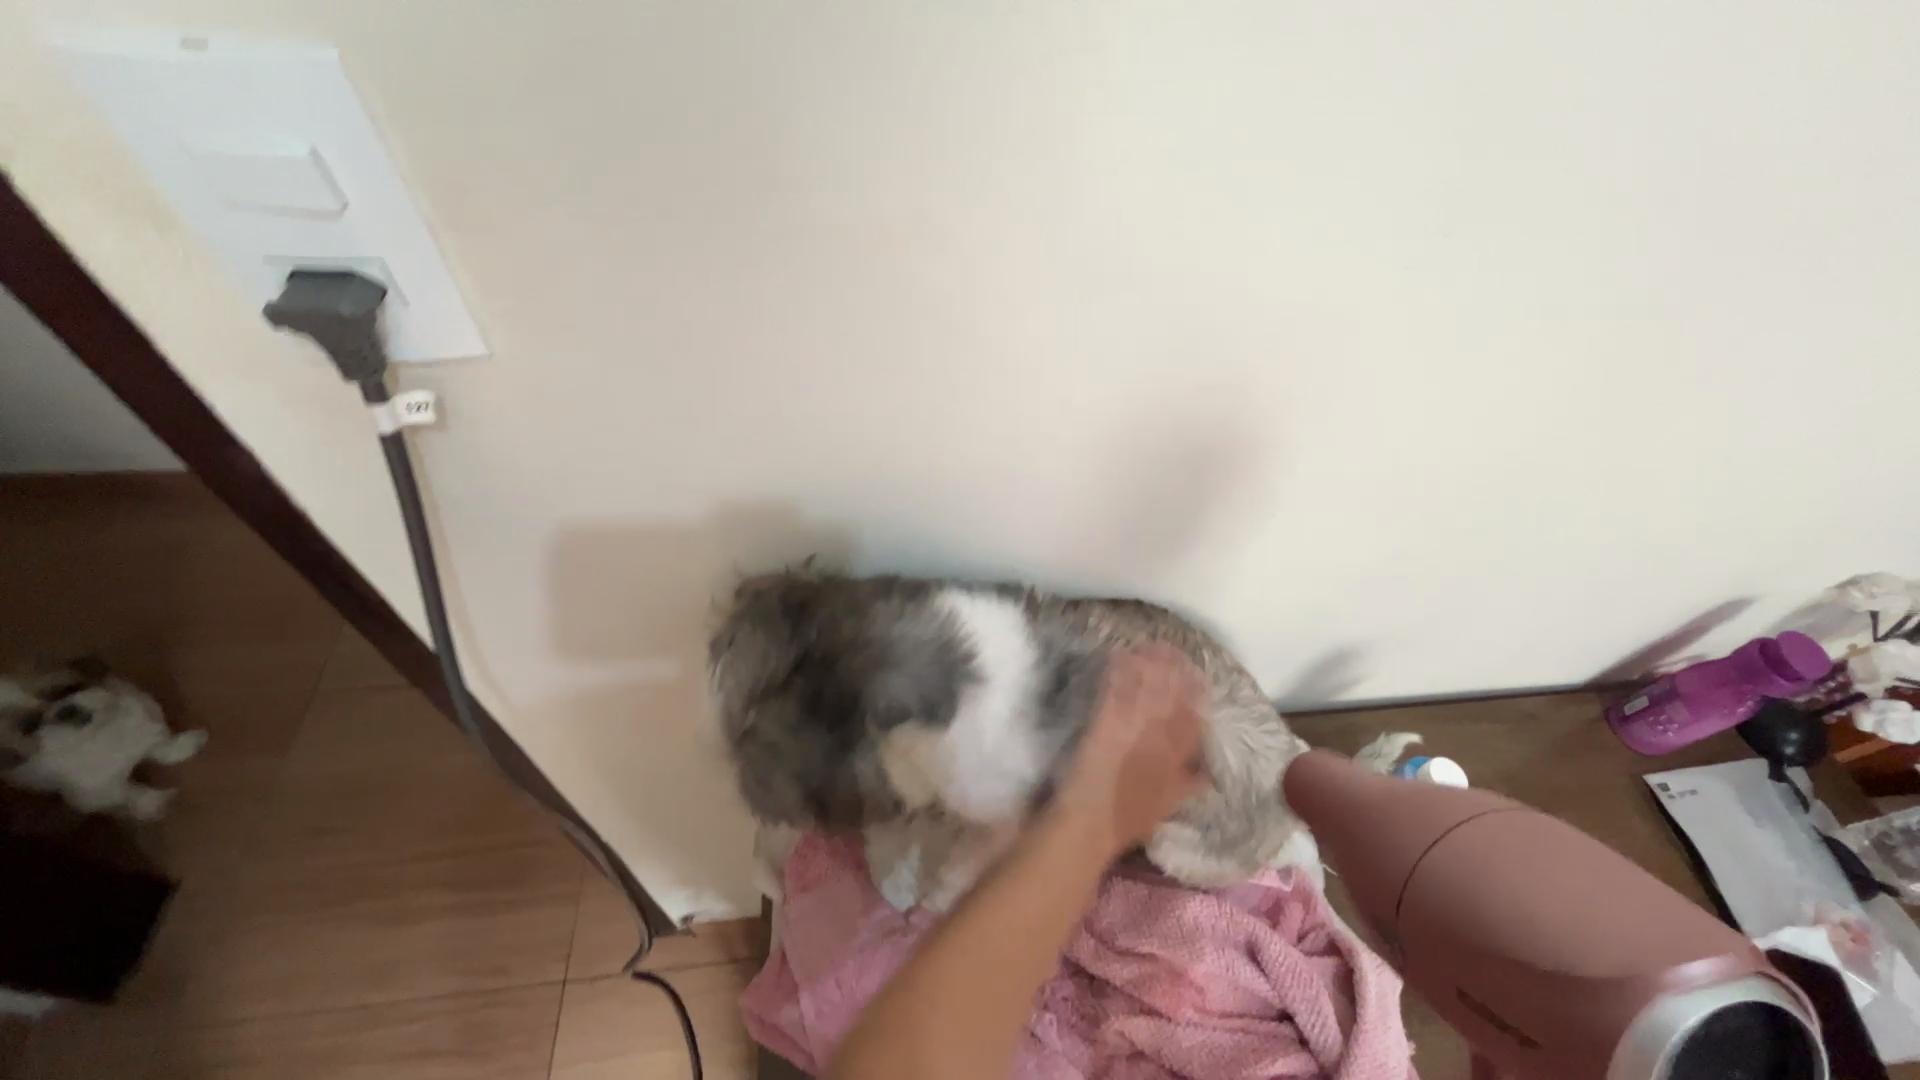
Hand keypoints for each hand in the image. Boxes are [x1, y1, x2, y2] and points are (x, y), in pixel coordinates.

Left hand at [1055, 644, 1209, 856]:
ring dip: (1151, 663)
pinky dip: (1119, 671)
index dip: (1197, 693)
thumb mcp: (1169, 803)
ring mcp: (1133, 727)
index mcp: (1177, 756)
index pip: (1194, 717)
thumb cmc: (1130, 817)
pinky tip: (1119, 655)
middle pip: (1173, 694)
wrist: (1092, 823)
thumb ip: (1190, 783)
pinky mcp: (1106, 722)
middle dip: (1175, 670)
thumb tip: (1210, 773)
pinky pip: (1116, 690)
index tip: (1198, 675)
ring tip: (1152, 645)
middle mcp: (1160, 737)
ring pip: (1147, 687)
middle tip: (1175, 650)